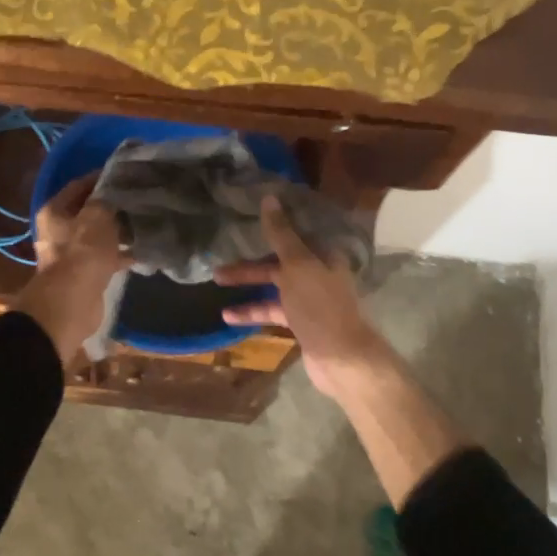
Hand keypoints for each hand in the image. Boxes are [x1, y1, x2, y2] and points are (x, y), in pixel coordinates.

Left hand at [15, 175, 126, 363]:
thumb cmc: (83, 252)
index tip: (126, 174)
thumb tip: (118, 193)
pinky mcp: (85, 273)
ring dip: (120, 231)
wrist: (72, 302)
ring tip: (146, 222)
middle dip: (113, 206)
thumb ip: (108, 201)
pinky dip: (122, 254)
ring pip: (99, 235)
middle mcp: (58, 230)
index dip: (102, 178)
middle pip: (89, 211)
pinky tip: (144, 251)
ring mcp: (71, 254)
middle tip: (140, 198)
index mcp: (55, 211)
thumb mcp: (98, 217)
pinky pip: (106, 258)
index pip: (80, 185)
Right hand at [217, 196, 389, 395]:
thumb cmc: (320, 305)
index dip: (269, 229)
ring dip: (247, 286)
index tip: (243, 224)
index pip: (293, 235)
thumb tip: (268, 198)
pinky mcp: (302, 323)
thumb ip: (281, 234)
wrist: (340, 357)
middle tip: (220, 259)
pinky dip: (253, 312)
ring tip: (216, 284)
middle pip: (279, 262)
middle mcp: (318, 274)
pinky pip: (273, 311)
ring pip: (274, 287)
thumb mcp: (297, 266)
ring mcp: (310, 300)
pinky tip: (229, 316)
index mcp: (323, 255)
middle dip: (249, 263)